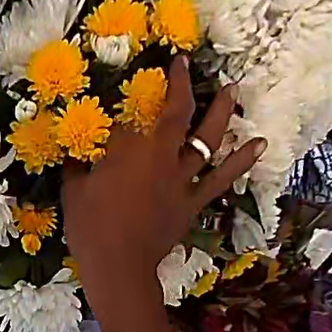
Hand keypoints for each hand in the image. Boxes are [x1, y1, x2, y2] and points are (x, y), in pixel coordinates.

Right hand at [61, 55, 266, 306]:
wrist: (118, 267)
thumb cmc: (90, 230)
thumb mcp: (72, 194)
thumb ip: (76, 168)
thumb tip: (74, 155)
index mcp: (128, 150)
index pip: (126, 116)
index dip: (121, 103)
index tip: (118, 95)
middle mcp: (160, 155)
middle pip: (175, 113)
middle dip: (180, 85)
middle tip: (183, 64)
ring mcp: (181, 179)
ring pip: (206, 139)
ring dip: (220, 112)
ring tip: (231, 91)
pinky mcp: (193, 202)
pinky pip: (220, 179)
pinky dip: (241, 161)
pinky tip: (258, 144)